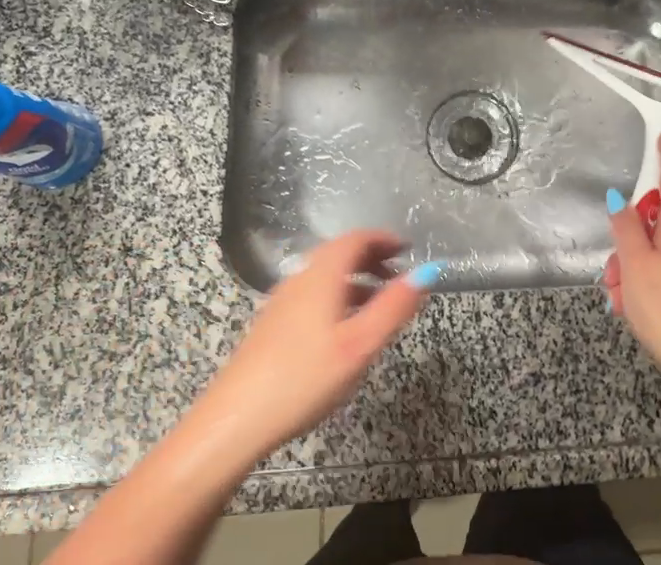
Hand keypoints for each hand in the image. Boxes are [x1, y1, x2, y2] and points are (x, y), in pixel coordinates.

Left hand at [191, 231, 436, 462]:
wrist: (235, 420)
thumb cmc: (304, 379)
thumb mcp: (359, 345)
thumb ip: (393, 307)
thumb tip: (425, 273)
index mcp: (321, 276)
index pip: (355, 239)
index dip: (384, 239)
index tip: (408, 248)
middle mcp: (298, 280)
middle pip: (338, 254)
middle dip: (371, 258)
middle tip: (398, 273)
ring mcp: (281, 303)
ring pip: (324, 277)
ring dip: (354, 279)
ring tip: (378, 303)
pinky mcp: (272, 326)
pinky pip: (312, 296)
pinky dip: (337, 298)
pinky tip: (344, 330)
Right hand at [603, 132, 660, 396]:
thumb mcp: (633, 262)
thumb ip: (624, 226)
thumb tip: (619, 199)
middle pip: (654, 212)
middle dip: (626, 232)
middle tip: (612, 263)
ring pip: (652, 242)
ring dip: (628, 261)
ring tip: (617, 292)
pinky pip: (659, 264)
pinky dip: (639, 277)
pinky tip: (628, 304)